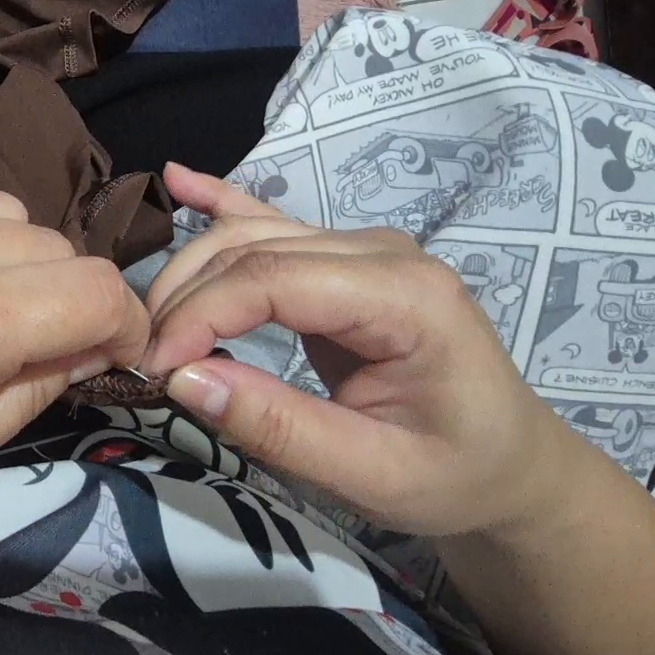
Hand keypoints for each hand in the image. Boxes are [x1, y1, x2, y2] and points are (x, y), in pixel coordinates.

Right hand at [139, 163, 588, 536]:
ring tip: (151, 329)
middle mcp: (379, 250)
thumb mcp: (373, 476)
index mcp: (405, 295)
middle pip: (249, 249)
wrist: (510, 461)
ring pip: (244, 234)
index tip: (152, 369)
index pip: (270, 278)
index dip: (198, 316)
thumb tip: (181, 379)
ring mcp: (358, 245)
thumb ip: (278, 428)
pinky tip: (177, 179)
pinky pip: (266, 220)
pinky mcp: (339, 255)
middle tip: (144, 362)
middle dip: (182, 300)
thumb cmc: (454, 474)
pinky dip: (216, 201)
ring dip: (187, 275)